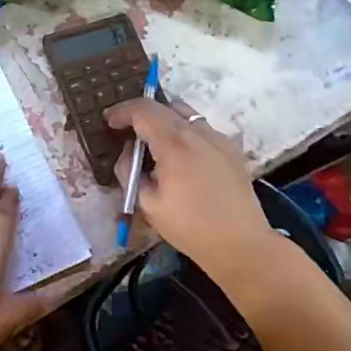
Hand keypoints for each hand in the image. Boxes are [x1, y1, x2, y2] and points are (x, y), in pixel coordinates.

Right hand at [107, 99, 279, 276]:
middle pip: (163, 106)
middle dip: (140, 114)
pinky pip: (202, 127)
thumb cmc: (190, 228)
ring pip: (185, 113)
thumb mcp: (148, 203)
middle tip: (125, 130)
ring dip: (163, 118)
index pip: (142, 111)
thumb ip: (130, 170)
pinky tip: (181, 154)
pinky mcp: (232, 148)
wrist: (242, 245)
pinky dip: (184, 130)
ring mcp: (219, 138)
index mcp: (175, 144)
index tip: (109, 122)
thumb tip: (129, 152)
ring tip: (153, 140)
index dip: (121, 111)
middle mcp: (198, 132)